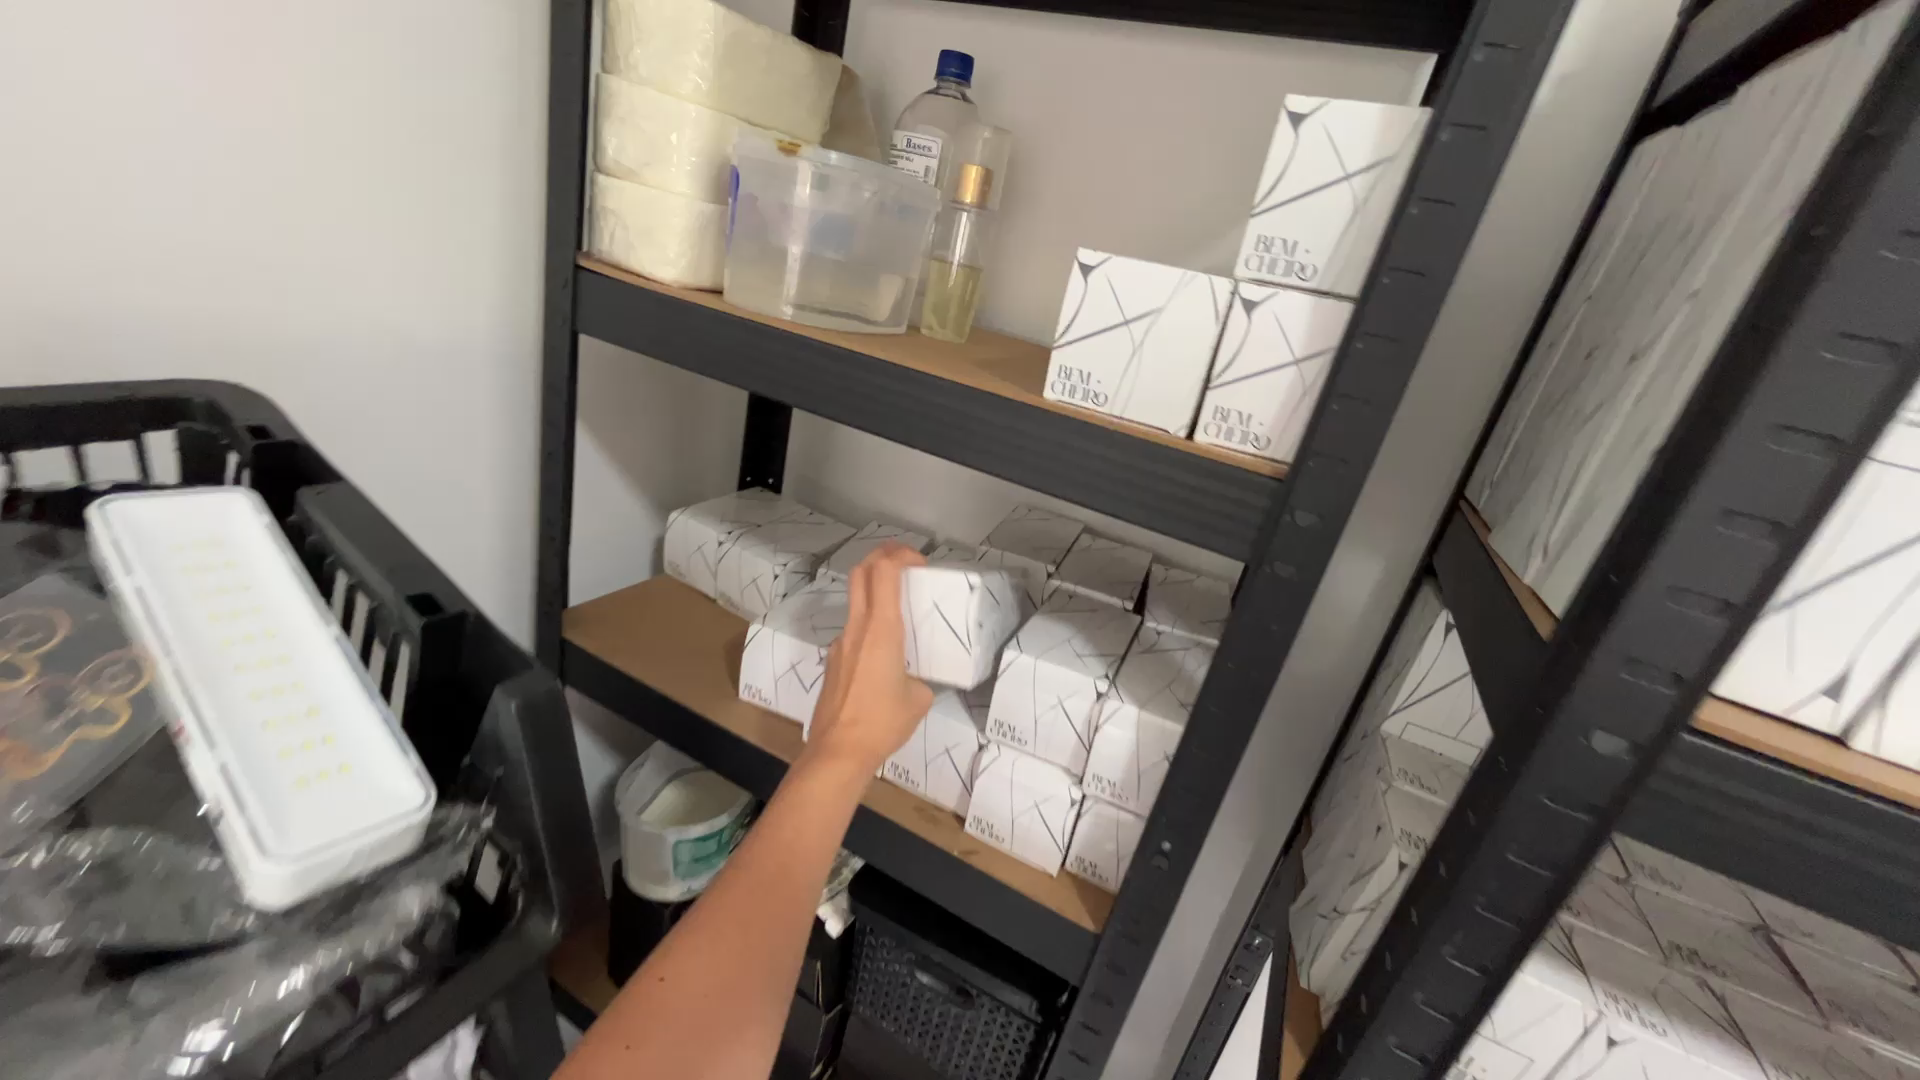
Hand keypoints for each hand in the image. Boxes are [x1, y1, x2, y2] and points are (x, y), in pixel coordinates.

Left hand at [804, 544, 933, 776]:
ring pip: (855, 603)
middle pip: (860, 573)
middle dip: (881, 556)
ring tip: (900, 613)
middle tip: (904, 561)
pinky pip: (853, 633)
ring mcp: (840, 645)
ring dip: (875, 593)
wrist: (838, 752)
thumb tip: (914, 680)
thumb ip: (920, 679)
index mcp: (881, 630)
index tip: (919, 561)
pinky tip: (885, 657)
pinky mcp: (833, 663)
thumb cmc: (883, 722)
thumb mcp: (919, 699)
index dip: (900, 554)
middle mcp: (857, 629)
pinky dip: (869, 627)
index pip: (884, 571)